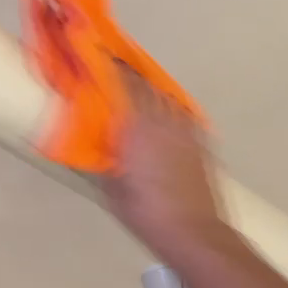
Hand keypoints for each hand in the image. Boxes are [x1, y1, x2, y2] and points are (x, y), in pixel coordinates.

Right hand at [101, 72, 231, 260]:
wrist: (194, 233)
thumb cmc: (144, 211)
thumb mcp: (110, 185)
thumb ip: (101, 156)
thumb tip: (87, 139)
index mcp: (139, 129)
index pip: (126, 87)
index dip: (112, 69)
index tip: (98, 55)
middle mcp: (165, 123)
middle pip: (148, 88)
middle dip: (130, 76)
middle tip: (112, 70)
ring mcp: (187, 132)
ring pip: (167, 99)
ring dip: (150, 90)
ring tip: (136, 90)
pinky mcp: (201, 145)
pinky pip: (182, 115)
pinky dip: (168, 108)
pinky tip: (162, 115)